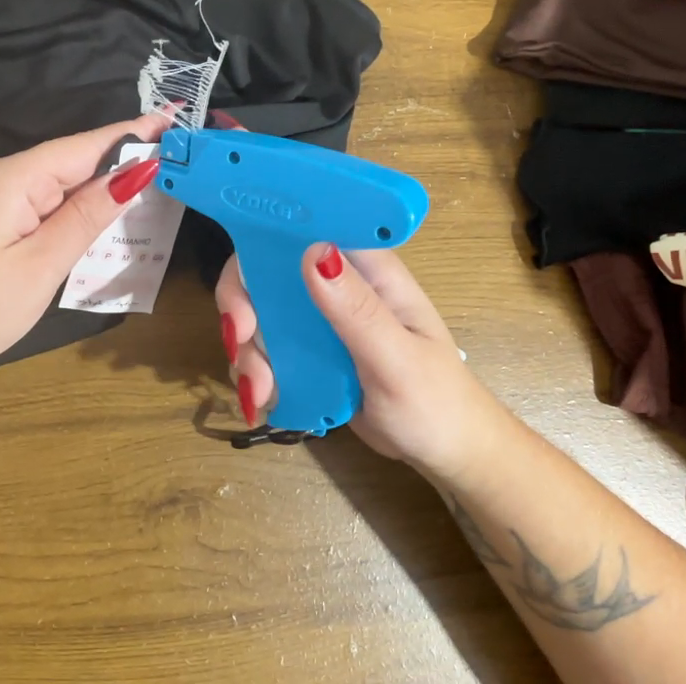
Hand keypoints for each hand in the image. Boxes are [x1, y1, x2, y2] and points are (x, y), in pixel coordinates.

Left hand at [0, 112, 171, 376]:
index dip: (132, 134)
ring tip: (157, 181)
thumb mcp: (41, 264)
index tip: (175, 122)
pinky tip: (108, 214)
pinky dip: (80, 206)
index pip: (85, 146)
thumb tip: (135, 172)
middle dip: (124, 158)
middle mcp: (5, 176)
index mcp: (15, 178)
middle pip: (75, 160)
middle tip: (177, 158)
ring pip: (63, 182)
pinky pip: (47, 202)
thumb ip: (88, 216)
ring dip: (104, 185)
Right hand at [217, 246, 512, 480]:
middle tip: (241, 345)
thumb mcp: (397, 360)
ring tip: (261, 392)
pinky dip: (254, 371)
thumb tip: (315, 253)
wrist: (445, 452)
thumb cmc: (436, 403)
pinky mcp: (307, 349)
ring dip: (248, 352)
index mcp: (365, 269)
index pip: (303, 232)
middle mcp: (337, 283)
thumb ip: (357, 311)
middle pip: (264, 272)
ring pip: (258, 314)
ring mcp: (318, 317)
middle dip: (242, 310)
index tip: (244, 296)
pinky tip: (264, 399)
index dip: (260, 249)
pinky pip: (264, 347)